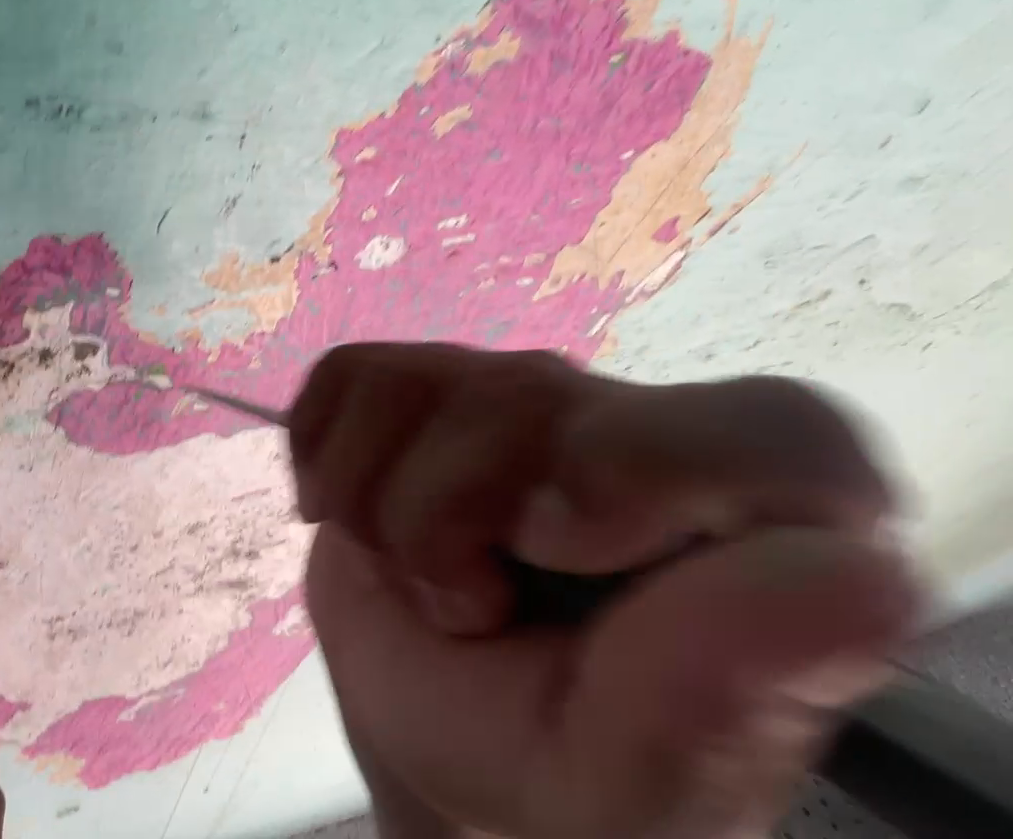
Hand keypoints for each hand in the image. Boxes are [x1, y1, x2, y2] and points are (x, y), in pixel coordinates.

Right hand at [291, 344, 922, 838]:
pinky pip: (342, 378)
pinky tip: (353, 515)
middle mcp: (645, 429)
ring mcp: (518, 391)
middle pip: (522, 398)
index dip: (647, 468)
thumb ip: (720, 698)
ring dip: (371, 506)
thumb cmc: (544, 760)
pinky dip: (319, 455)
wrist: (437, 719)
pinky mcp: (419, 385)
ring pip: (409, 386)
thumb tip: (837, 575)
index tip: (553, 547)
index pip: (767, 433)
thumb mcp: (628, 779)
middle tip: (459, 608)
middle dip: (441, 521)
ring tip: (410, 571)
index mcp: (766, 524)